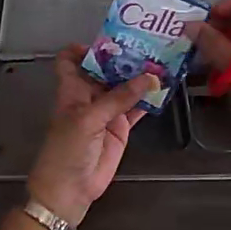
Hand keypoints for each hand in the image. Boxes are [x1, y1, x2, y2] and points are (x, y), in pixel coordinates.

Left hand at [27, 46, 157, 225]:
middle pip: (104, 70)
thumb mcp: (88, 119)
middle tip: (148, 44)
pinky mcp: (120, 128)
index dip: (83, 48)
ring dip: (139, 77)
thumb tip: (148, 77)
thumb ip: (118, 98)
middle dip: (122, 58)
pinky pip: (136, 109)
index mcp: (72, 89)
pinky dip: (148, 100)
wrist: (70, 189)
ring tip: (161, 60)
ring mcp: (106, 112)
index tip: (108, 39)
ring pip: (124, 88)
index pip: (70, 60)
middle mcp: (89, 96)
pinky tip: (163, 89)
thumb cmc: (67, 150)